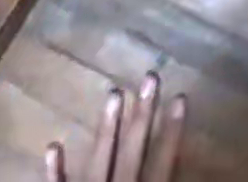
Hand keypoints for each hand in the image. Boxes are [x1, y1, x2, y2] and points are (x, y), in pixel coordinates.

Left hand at [45, 73, 184, 181]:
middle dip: (143, 113)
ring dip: (107, 128)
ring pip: (100, 160)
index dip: (173, 130)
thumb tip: (193, 169)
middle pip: (133, 151)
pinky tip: (54, 145)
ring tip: (114, 92)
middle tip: (151, 76)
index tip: (180, 94)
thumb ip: (166, 178)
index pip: (162, 162)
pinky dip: (56, 170)